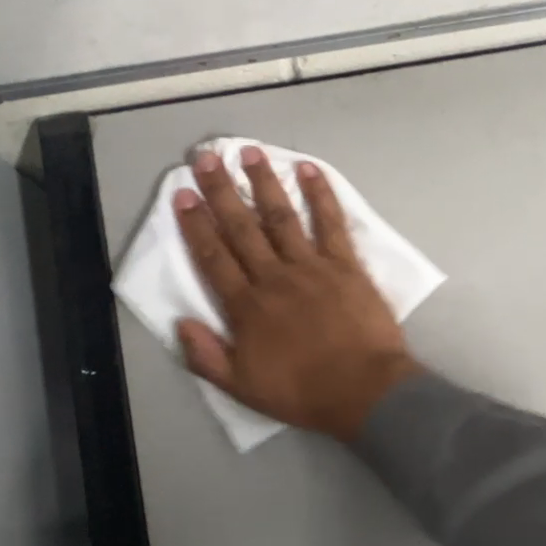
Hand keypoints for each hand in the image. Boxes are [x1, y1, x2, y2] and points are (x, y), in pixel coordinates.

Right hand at [174, 146, 421, 439]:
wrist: (363, 390)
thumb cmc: (304, 393)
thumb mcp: (243, 388)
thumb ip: (207, 356)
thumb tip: (181, 323)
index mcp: (247, 307)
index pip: (213, 257)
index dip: (196, 225)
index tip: (183, 194)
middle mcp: (274, 277)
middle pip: (242, 227)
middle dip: (221, 191)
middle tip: (206, 157)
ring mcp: (312, 267)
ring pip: (281, 217)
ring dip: (264, 182)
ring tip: (248, 152)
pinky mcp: (346, 266)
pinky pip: (331, 223)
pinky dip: (320, 194)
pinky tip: (309, 169)